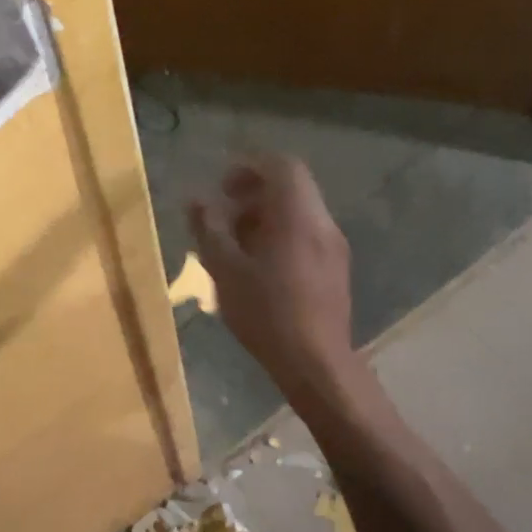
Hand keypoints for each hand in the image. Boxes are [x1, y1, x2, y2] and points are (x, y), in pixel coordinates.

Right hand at [188, 154, 356, 396]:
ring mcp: (333, 248)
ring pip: (298, 211)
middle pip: (291, 186)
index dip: (250, 166)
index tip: (222, 186)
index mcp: (297, 217)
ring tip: (233, 242)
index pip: (282, 166)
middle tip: (222, 213)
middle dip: (253, 192)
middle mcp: (322, 224)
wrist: (317, 365)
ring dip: (264, 215)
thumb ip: (208, 227)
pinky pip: (306, 233)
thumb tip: (196, 199)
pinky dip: (279, 233)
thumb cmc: (266, 313)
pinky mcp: (335, 269)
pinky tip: (256, 265)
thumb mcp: (223, 269)